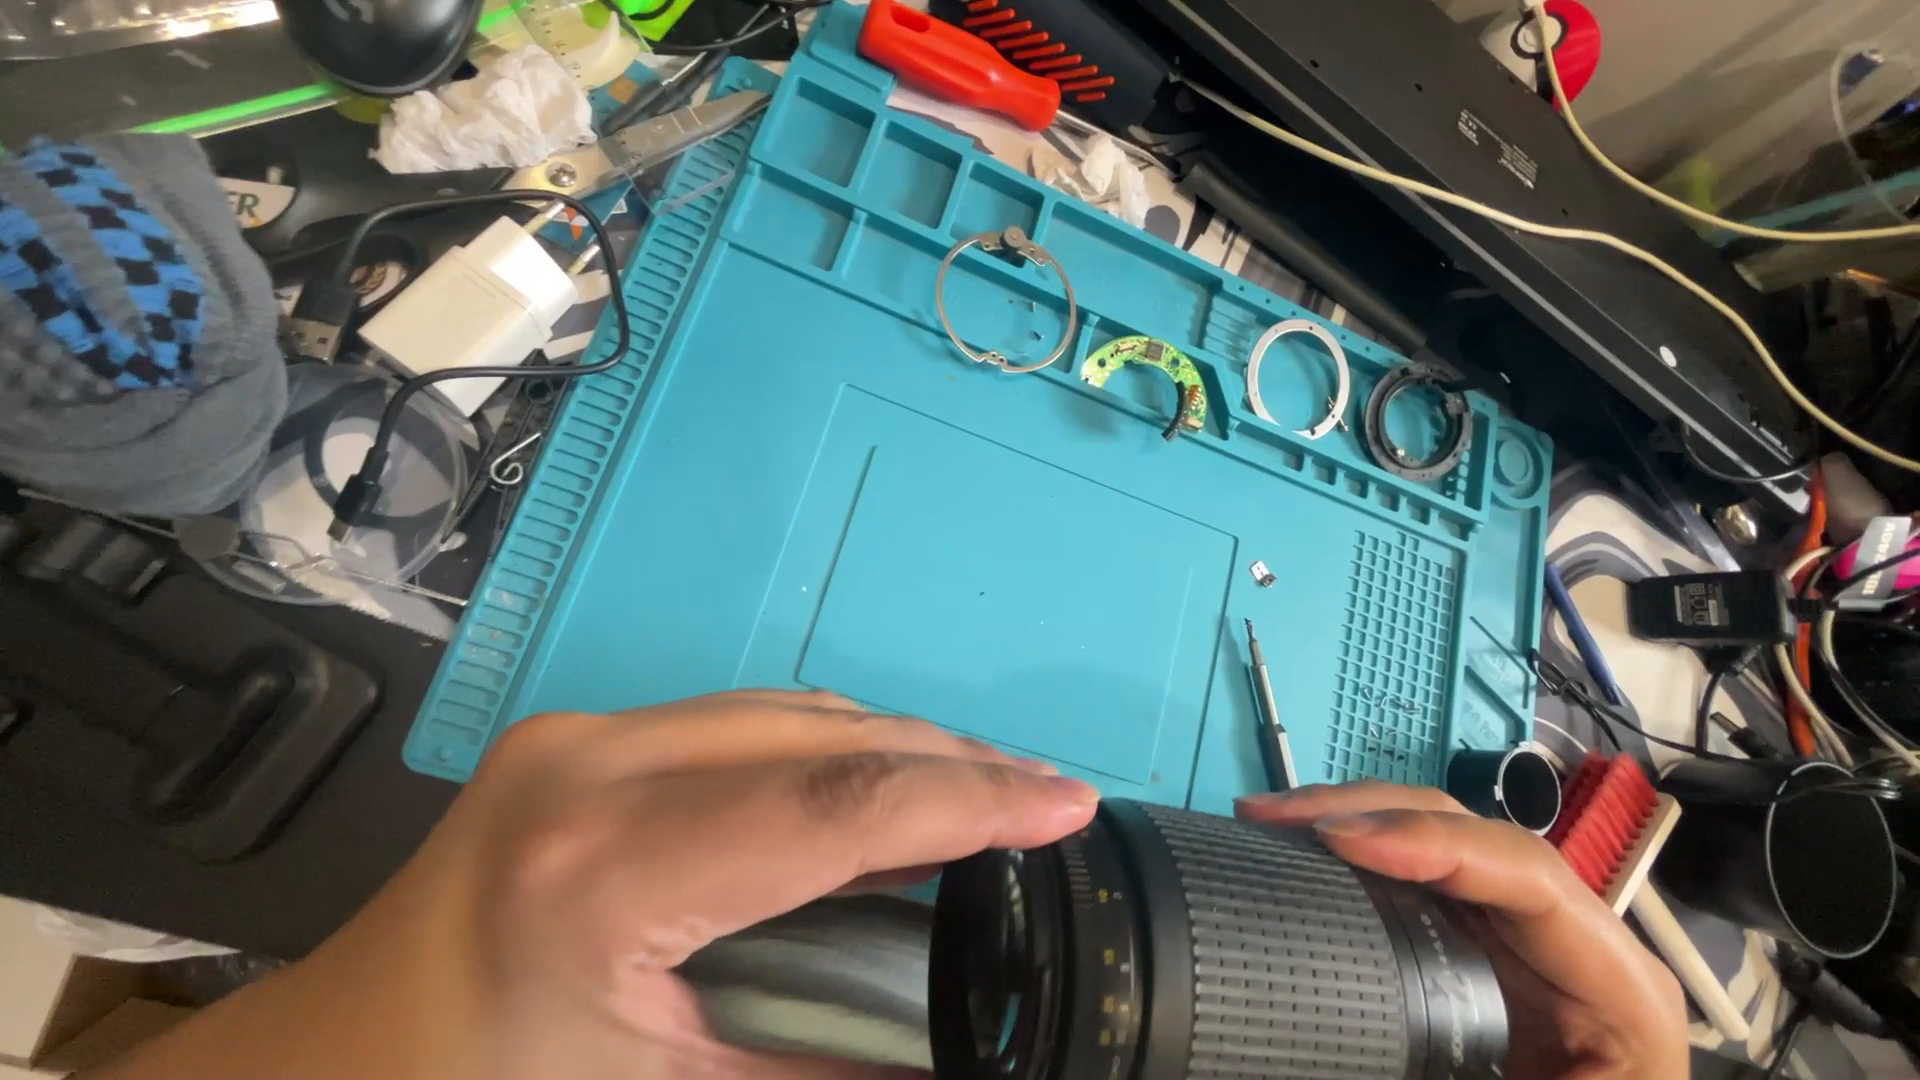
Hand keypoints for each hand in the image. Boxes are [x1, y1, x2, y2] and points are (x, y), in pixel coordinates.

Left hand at [106, 691, 1099, 1079]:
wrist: (317, 1078)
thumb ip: (825, 1066)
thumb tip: (949, 1044)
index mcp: (604, 870)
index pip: (833, 805)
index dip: (967, 799)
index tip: (1065, 800)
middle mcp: (596, 765)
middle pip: (823, 733)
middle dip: (950, 760)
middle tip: (1041, 795)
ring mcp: (585, 733)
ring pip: (793, 711)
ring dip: (897, 745)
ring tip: (980, 788)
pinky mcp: (588, 735)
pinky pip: (751, 721)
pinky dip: (835, 745)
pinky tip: (880, 778)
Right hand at [1236, 782, 1686, 1079]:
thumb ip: (1469, 1074)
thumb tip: (1361, 1024)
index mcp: (1608, 978)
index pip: (1525, 872)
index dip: (1431, 842)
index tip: (1334, 840)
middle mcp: (1557, 928)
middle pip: (1461, 829)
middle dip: (1362, 809)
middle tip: (1272, 816)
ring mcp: (1504, 919)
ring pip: (1423, 829)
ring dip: (1340, 811)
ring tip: (1266, 815)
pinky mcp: (1460, 924)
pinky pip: (1401, 861)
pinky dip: (1343, 838)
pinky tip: (1293, 835)